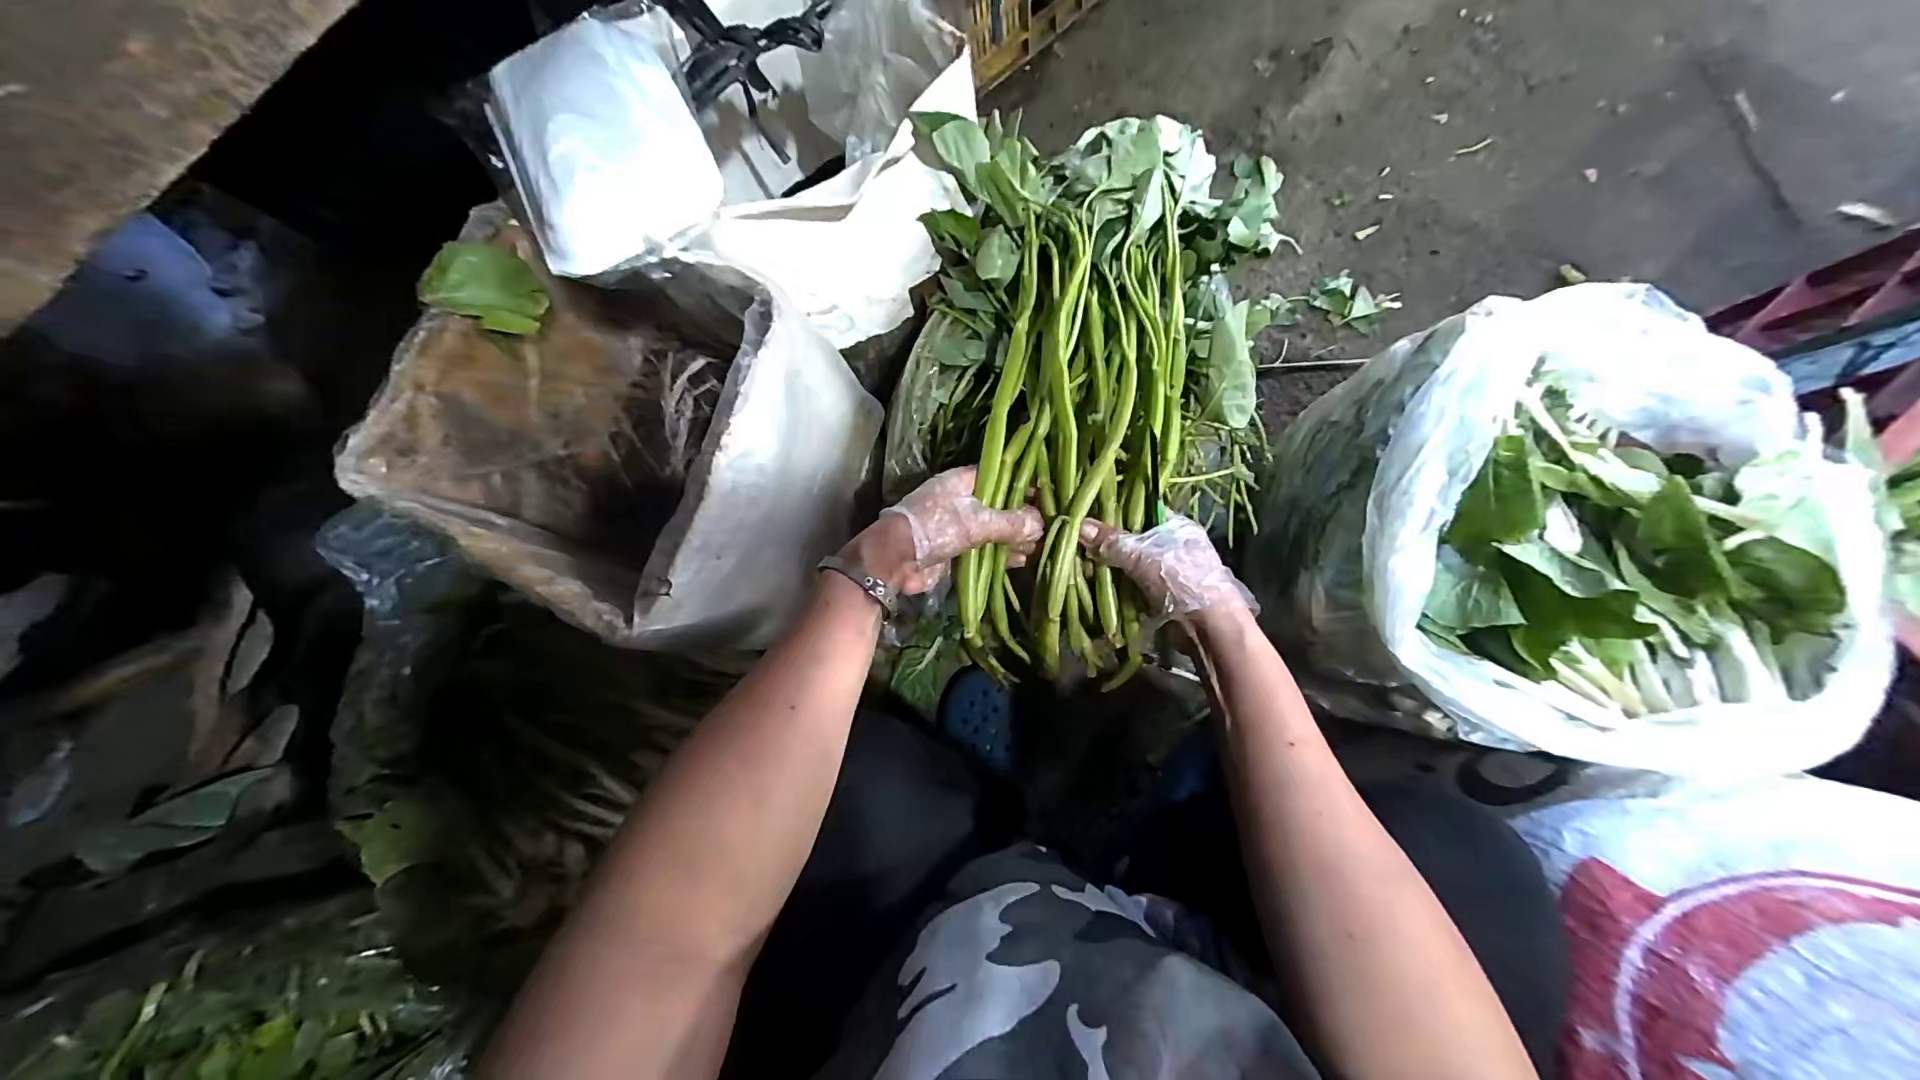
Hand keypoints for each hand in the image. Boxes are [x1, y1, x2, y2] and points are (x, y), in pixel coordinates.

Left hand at [851, 467, 1043, 594]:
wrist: (896, 560)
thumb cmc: (935, 527)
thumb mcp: (977, 521)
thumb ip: (1011, 522)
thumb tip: (1041, 523)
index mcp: (965, 481)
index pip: (1004, 476)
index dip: (1027, 484)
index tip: (1052, 495)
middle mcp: (965, 500)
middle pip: (1003, 505)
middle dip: (1027, 516)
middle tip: (1054, 524)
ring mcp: (961, 526)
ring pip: (998, 529)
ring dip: (1019, 538)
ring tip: (1047, 544)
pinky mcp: (959, 550)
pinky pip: (988, 549)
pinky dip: (1005, 554)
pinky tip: (1027, 559)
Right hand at [1078, 514, 1257, 621]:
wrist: (1208, 626)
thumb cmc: (1180, 578)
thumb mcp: (1142, 555)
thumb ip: (1111, 541)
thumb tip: (1080, 525)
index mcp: (1174, 525)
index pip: (1140, 510)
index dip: (1114, 512)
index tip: (1088, 515)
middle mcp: (1171, 546)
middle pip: (1130, 540)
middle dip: (1106, 545)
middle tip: (1079, 544)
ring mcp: (1166, 572)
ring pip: (1128, 565)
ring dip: (1108, 569)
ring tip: (1081, 566)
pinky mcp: (1160, 596)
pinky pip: (1131, 586)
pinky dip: (1115, 588)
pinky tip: (1094, 586)